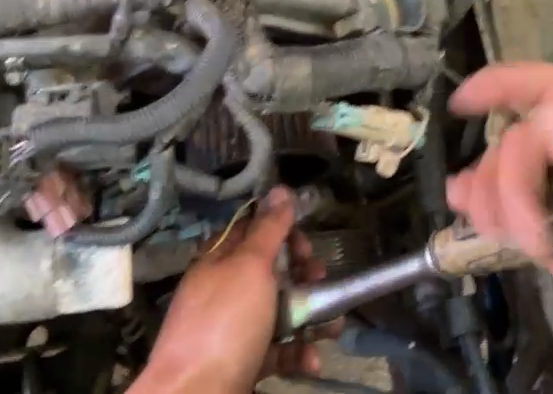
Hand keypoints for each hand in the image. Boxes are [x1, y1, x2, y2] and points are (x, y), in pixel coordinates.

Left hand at [132, 186, 324, 393]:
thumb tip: (281, 188)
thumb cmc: (224, 323)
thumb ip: (269, 229)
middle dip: (302, 273)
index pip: (252, 230)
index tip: (305, 240)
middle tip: (320, 278)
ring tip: (334, 326)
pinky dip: (298, 353)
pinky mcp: (244, 365)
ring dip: (310, 316)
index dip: (281, 229)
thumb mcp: (250, 266)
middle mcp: (224, 291)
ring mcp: (233, 330)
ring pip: (278, 312)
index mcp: (218, 260)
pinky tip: (312, 360)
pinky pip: (277, 351)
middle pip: (270, 271)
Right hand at [445, 62, 552, 376]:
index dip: (502, 84)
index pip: (547, 87)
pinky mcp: (546, 228)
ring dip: (492, 199)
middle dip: (505, 175)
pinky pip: (499, 204)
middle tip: (525, 227)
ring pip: (499, 170)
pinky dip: (476, 203)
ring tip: (516, 239)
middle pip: (515, 134)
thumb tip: (543, 117)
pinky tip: (468, 213)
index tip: (462, 103)